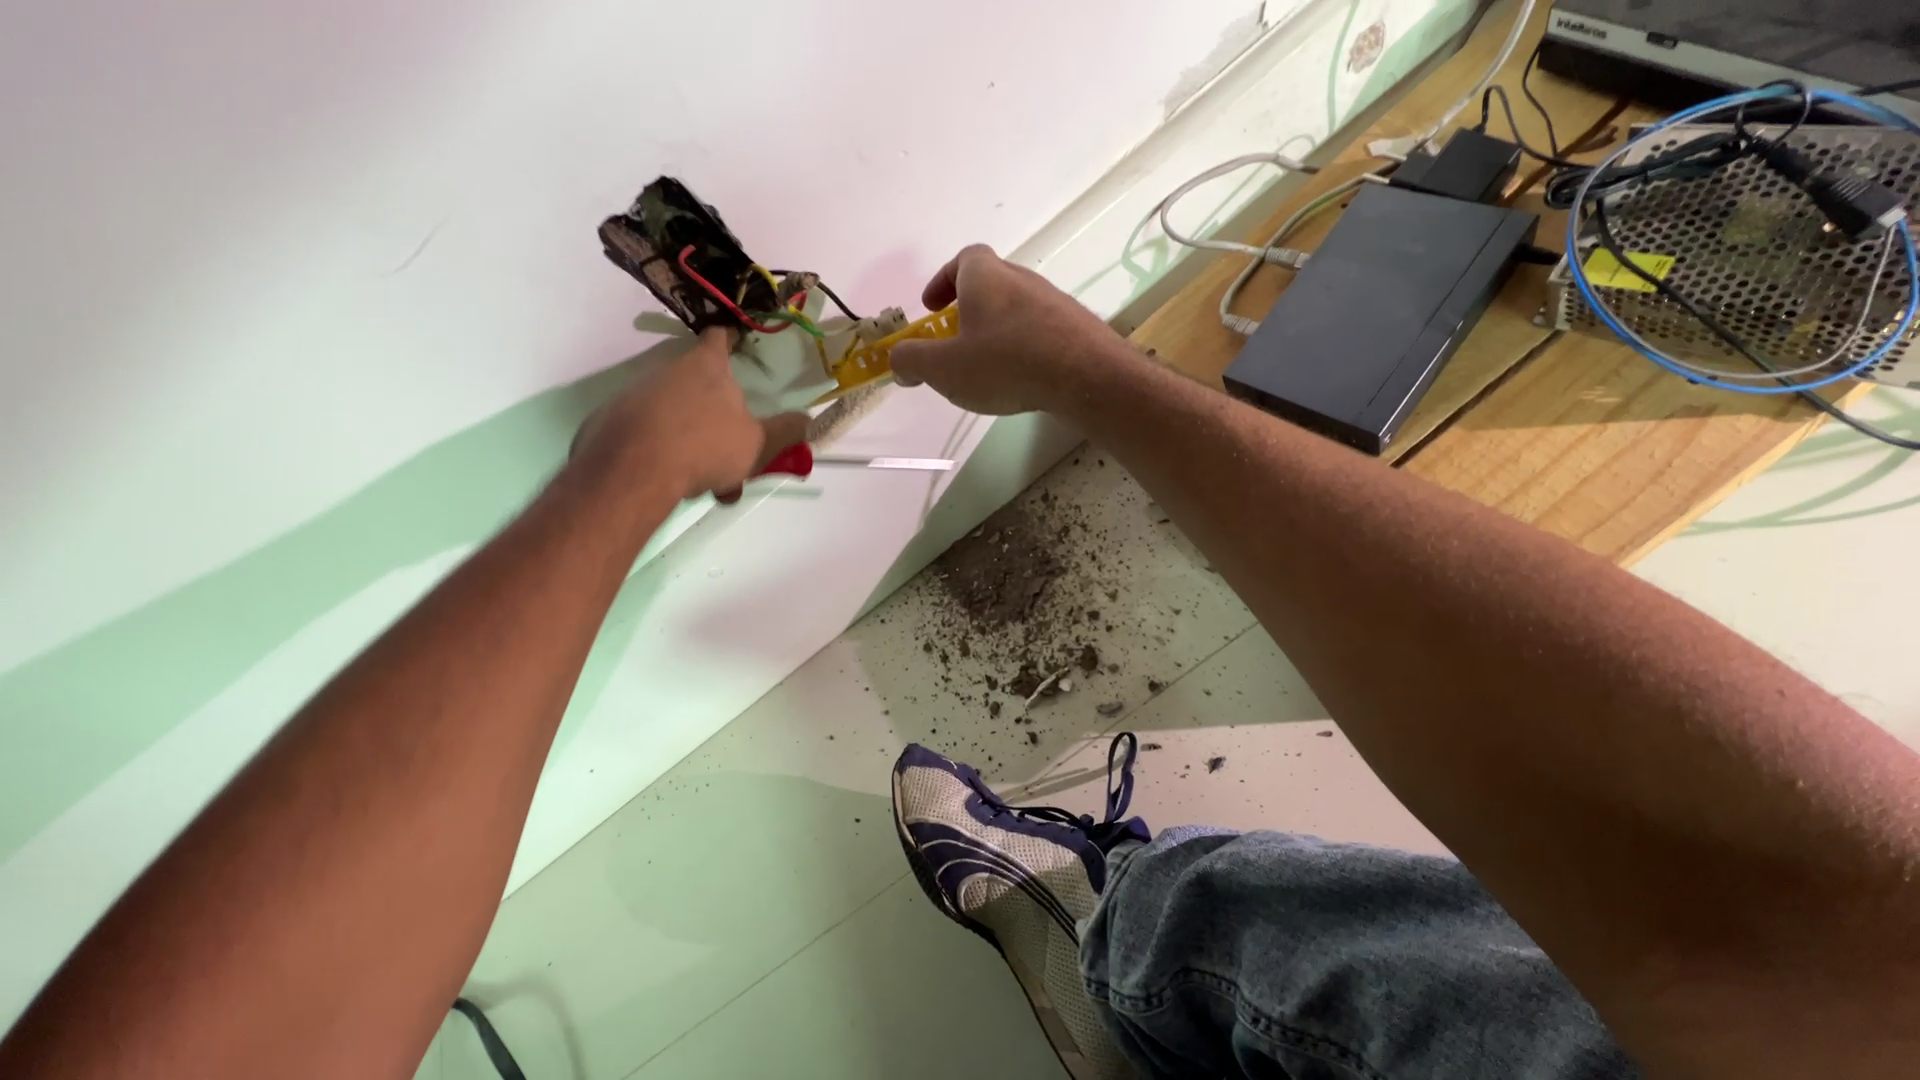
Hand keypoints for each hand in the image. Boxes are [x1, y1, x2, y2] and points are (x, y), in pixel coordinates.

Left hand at [573, 327, 809, 502]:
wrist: (632, 471)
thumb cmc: (704, 446)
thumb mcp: (757, 444)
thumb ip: (785, 432)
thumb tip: (809, 420)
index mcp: (707, 367)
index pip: (719, 338)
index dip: (730, 340)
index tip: (736, 345)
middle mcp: (668, 370)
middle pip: (697, 383)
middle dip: (715, 414)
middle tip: (730, 449)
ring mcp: (635, 394)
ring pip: (674, 413)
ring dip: (691, 439)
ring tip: (704, 479)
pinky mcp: (611, 420)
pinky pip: (646, 431)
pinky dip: (661, 450)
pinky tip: (670, 479)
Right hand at [889, 245, 1123, 415]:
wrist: (1086, 376)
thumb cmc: (1005, 363)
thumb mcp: (945, 368)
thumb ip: (913, 361)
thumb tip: (898, 360)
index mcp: (985, 276)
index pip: (962, 259)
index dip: (943, 280)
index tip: (932, 309)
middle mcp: (1021, 279)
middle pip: (990, 284)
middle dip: (969, 310)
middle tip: (956, 343)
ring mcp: (1054, 301)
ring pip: (1016, 309)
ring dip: (997, 330)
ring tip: (988, 367)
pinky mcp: (1076, 328)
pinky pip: (1041, 331)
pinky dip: (1025, 347)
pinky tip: (1023, 378)